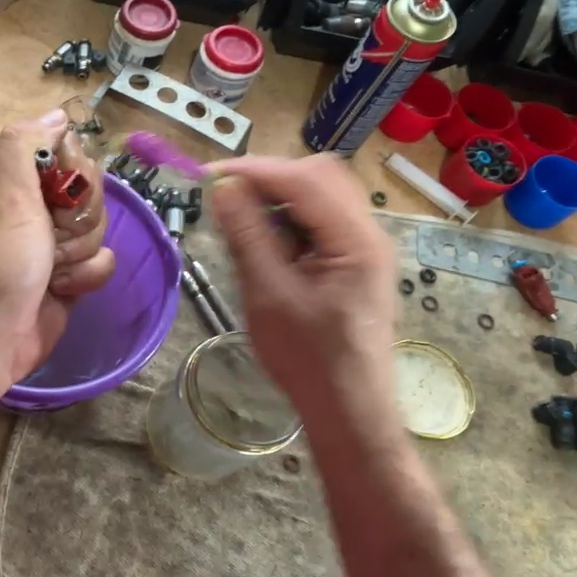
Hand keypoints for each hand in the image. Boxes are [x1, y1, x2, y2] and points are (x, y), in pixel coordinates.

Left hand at [0, 110, 115, 389]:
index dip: (74, 174)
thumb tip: (57, 114)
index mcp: (16, 185)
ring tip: (51, 270)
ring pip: (99, 229)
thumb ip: (24, 145)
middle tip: (50, 237)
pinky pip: (101, 263)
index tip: (58, 193)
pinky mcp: (71, 277)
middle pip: (89, 193)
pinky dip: (86, 278)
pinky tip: (62, 290)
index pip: (68, 155)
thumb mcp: (5, 194)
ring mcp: (53, 246)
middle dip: (78, 219)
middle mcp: (35, 210)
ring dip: (79, 252)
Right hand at [208, 154, 396, 426]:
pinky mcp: (358, 261)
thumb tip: (224, 188)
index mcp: (354, 238)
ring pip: (323, 194)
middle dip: (269, 177)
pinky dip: (292, 217)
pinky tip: (267, 240)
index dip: (253, 169)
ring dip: (280, 196)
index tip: (208, 176)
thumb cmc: (308, 358)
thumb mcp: (268, 293)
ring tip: (242, 218)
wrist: (349, 407)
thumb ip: (248, 235)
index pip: (303, 179)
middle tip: (226, 195)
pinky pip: (324, 219)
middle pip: (320, 175)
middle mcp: (369, 232)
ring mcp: (366, 246)